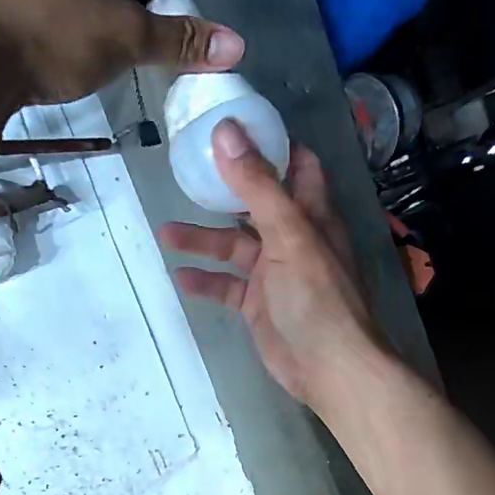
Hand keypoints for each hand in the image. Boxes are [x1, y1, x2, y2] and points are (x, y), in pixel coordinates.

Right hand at [161, 120, 389, 409]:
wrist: (327, 366)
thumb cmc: (316, 295)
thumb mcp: (287, 233)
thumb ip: (256, 185)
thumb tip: (226, 131)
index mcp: (311, 214)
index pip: (296, 166)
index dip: (271, 146)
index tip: (235, 128)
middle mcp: (294, 238)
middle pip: (254, 205)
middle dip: (223, 193)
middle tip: (187, 176)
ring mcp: (275, 273)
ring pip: (234, 247)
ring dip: (202, 240)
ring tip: (166, 234)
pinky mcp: (258, 303)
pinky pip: (227, 286)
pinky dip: (205, 280)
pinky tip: (180, 277)